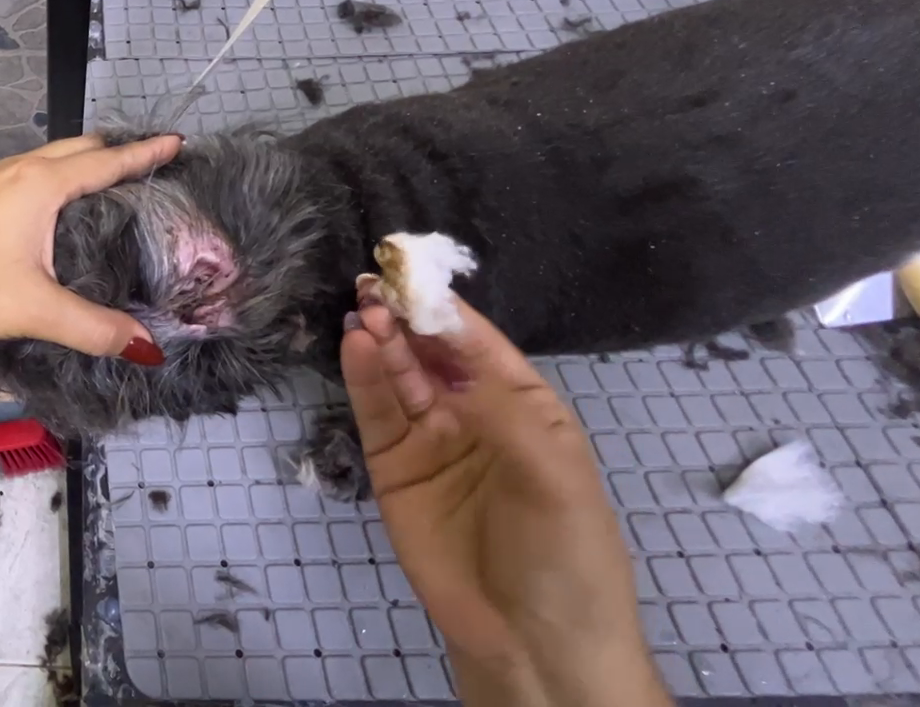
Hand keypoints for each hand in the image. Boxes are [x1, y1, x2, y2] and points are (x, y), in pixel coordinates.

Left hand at [0, 134, 179, 360]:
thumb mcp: (35, 309)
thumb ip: (94, 327)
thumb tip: (148, 348)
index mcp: (41, 185)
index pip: (106, 161)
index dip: (144, 153)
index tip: (178, 142)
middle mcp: (18, 171)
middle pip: (78, 149)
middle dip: (116, 151)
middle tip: (149, 168)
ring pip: (50, 159)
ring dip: (83, 164)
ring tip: (112, 186)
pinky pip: (30, 175)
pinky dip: (58, 179)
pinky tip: (58, 211)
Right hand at [341, 294, 669, 706]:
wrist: (529, 643)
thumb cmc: (565, 556)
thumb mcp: (553, 479)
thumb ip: (501, 410)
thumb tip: (444, 350)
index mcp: (526, 409)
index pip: (481, 346)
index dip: (447, 312)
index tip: (413, 276)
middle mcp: (473, 413)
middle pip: (432, 352)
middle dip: (405, 319)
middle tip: (373, 287)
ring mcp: (428, 437)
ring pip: (398, 374)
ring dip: (380, 341)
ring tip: (362, 311)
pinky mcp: (391, 462)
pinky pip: (376, 409)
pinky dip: (363, 376)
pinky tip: (355, 346)